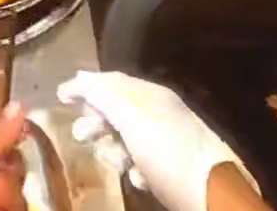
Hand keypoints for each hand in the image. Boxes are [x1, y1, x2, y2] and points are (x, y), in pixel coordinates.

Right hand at [57, 71, 259, 210]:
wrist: (215, 198)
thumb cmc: (170, 156)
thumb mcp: (134, 123)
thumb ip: (107, 100)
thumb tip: (82, 78)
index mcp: (152, 94)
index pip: (113, 80)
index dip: (86, 84)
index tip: (61, 93)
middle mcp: (161, 111)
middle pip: (120, 107)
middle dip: (97, 118)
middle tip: (77, 133)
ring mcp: (170, 139)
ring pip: (131, 136)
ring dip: (114, 145)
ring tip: (107, 159)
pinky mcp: (175, 168)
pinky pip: (145, 160)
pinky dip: (134, 166)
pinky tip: (135, 179)